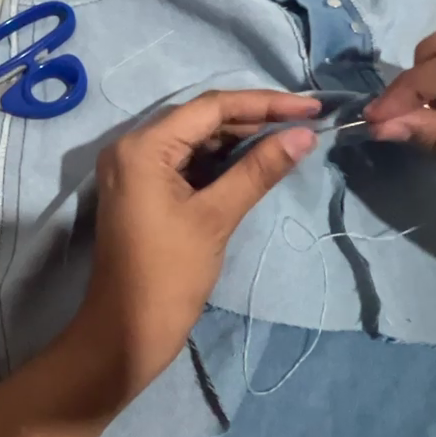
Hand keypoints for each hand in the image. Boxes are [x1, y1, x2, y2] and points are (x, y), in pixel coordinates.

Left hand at [77, 90, 320, 391]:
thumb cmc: (168, 274)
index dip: (264, 104)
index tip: (310, 108)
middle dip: (253, 120)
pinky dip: (218, 161)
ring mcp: (133, 167)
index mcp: (142, 146)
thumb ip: (258, 170)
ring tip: (288, 140)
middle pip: (200, 119)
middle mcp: (131, 146)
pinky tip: (254, 162)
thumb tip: (304, 135)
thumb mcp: (216, 217)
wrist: (125, 332)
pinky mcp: (140, 188)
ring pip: (193, 139)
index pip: (210, 108)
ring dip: (238, 140)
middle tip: (304, 125)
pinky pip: (183, 160)